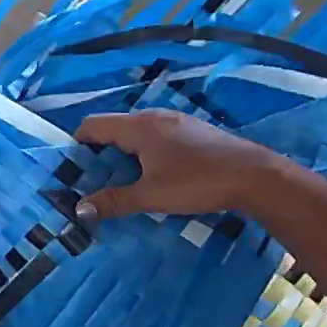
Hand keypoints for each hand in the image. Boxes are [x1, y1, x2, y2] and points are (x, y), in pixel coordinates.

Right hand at [75, 110, 278, 219]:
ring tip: (122, 182)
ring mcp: (175, 122)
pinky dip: (144, 153)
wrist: (255, 176)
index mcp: (138, 127)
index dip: (76, 145)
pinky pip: (155, 137)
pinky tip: (154, 175)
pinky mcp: (192, 131)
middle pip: (113, 128)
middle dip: (99, 153)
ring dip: (123, 155)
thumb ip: (114, 201)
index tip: (72, 169)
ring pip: (136, 133)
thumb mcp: (151, 196)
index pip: (93, 125)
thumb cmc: (198, 182)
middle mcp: (154, 117)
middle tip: (94, 182)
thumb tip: (80, 209)